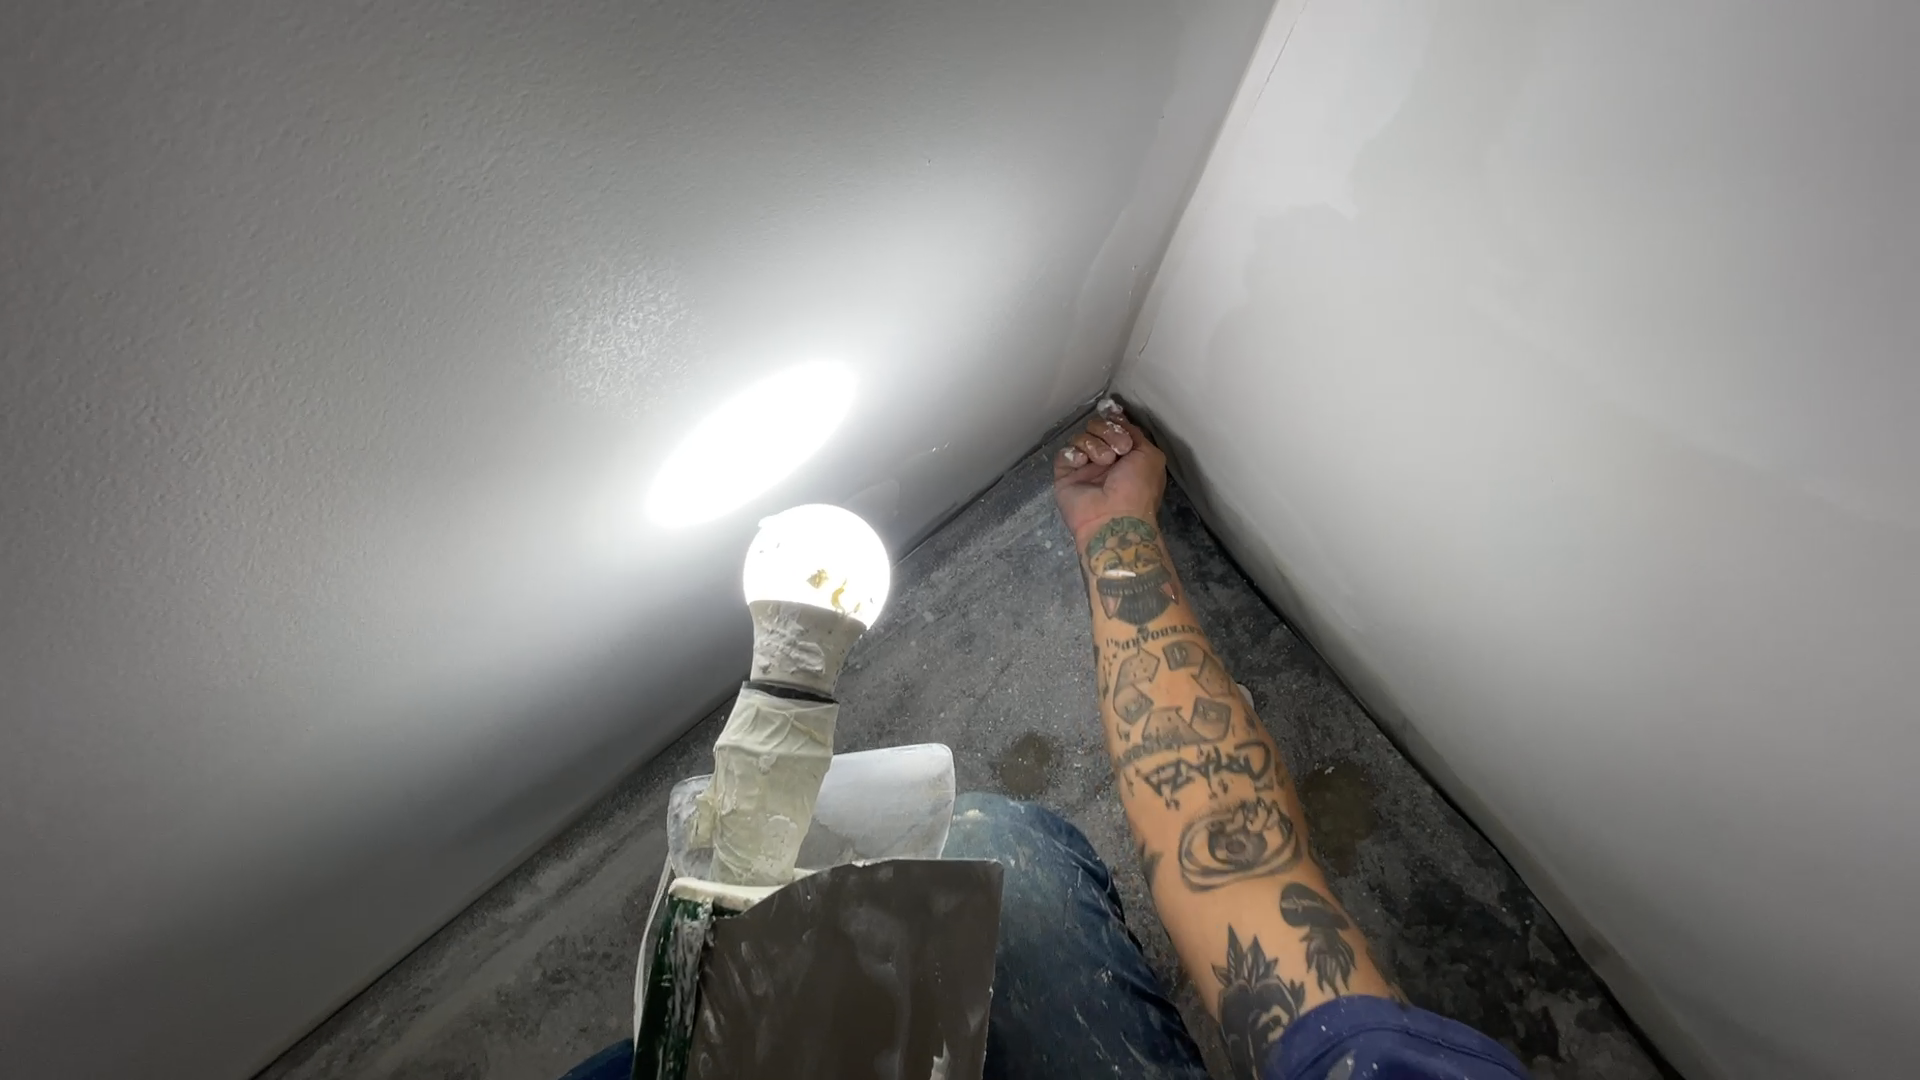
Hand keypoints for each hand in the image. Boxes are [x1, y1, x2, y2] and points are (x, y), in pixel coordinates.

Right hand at [1052, 405, 1166, 541]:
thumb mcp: (1149, 455)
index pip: (1114, 426)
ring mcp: (1084, 468)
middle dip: (1107, 431)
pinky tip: (1082, 463)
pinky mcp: (1065, 475)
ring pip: (1081, 437)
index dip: (1113, 418)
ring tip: (1103, 461)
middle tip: (1119, 449)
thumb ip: (1134, 432)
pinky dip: (1074, 454)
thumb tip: (1118, 417)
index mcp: (1126, 455)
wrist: (1114, 518)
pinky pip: (1064, 453)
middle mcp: (1105, 459)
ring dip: (1094, 445)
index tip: (1114, 412)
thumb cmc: (1138, 488)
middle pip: (1096, 427)